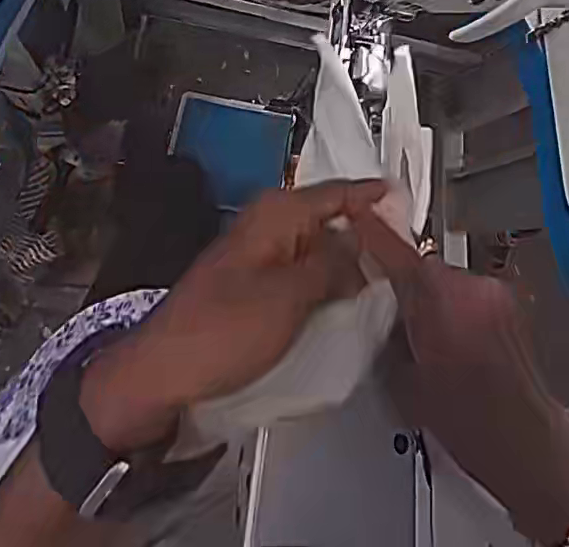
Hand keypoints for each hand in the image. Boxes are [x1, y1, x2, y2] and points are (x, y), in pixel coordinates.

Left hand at [79, 180, 384, 450]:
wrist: (161, 376)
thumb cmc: (221, 332)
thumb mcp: (292, 296)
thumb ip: (336, 264)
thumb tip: (362, 245)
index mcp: (278, 212)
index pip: (341, 192)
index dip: (376, 198)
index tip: (408, 205)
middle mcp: (271, 222)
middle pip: (332, 217)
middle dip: (367, 233)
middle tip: (405, 252)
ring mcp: (263, 251)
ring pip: (320, 244)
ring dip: (349, 259)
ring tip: (385, 278)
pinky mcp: (257, 279)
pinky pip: (305, 268)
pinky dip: (328, 278)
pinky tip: (347, 298)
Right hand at [353, 212, 568, 543]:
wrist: (527, 442)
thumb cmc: (473, 424)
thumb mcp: (407, 383)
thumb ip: (388, 334)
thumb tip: (379, 313)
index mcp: (438, 302)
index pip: (396, 251)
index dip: (372, 229)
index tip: (359, 212)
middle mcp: (469, 286)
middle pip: (423, 266)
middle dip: (407, 285)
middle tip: (397, 319)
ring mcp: (493, 290)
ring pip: (447, 279)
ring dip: (436, 299)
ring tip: (435, 344)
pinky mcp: (507, 299)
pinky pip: (469, 290)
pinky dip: (458, 306)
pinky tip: (459, 343)